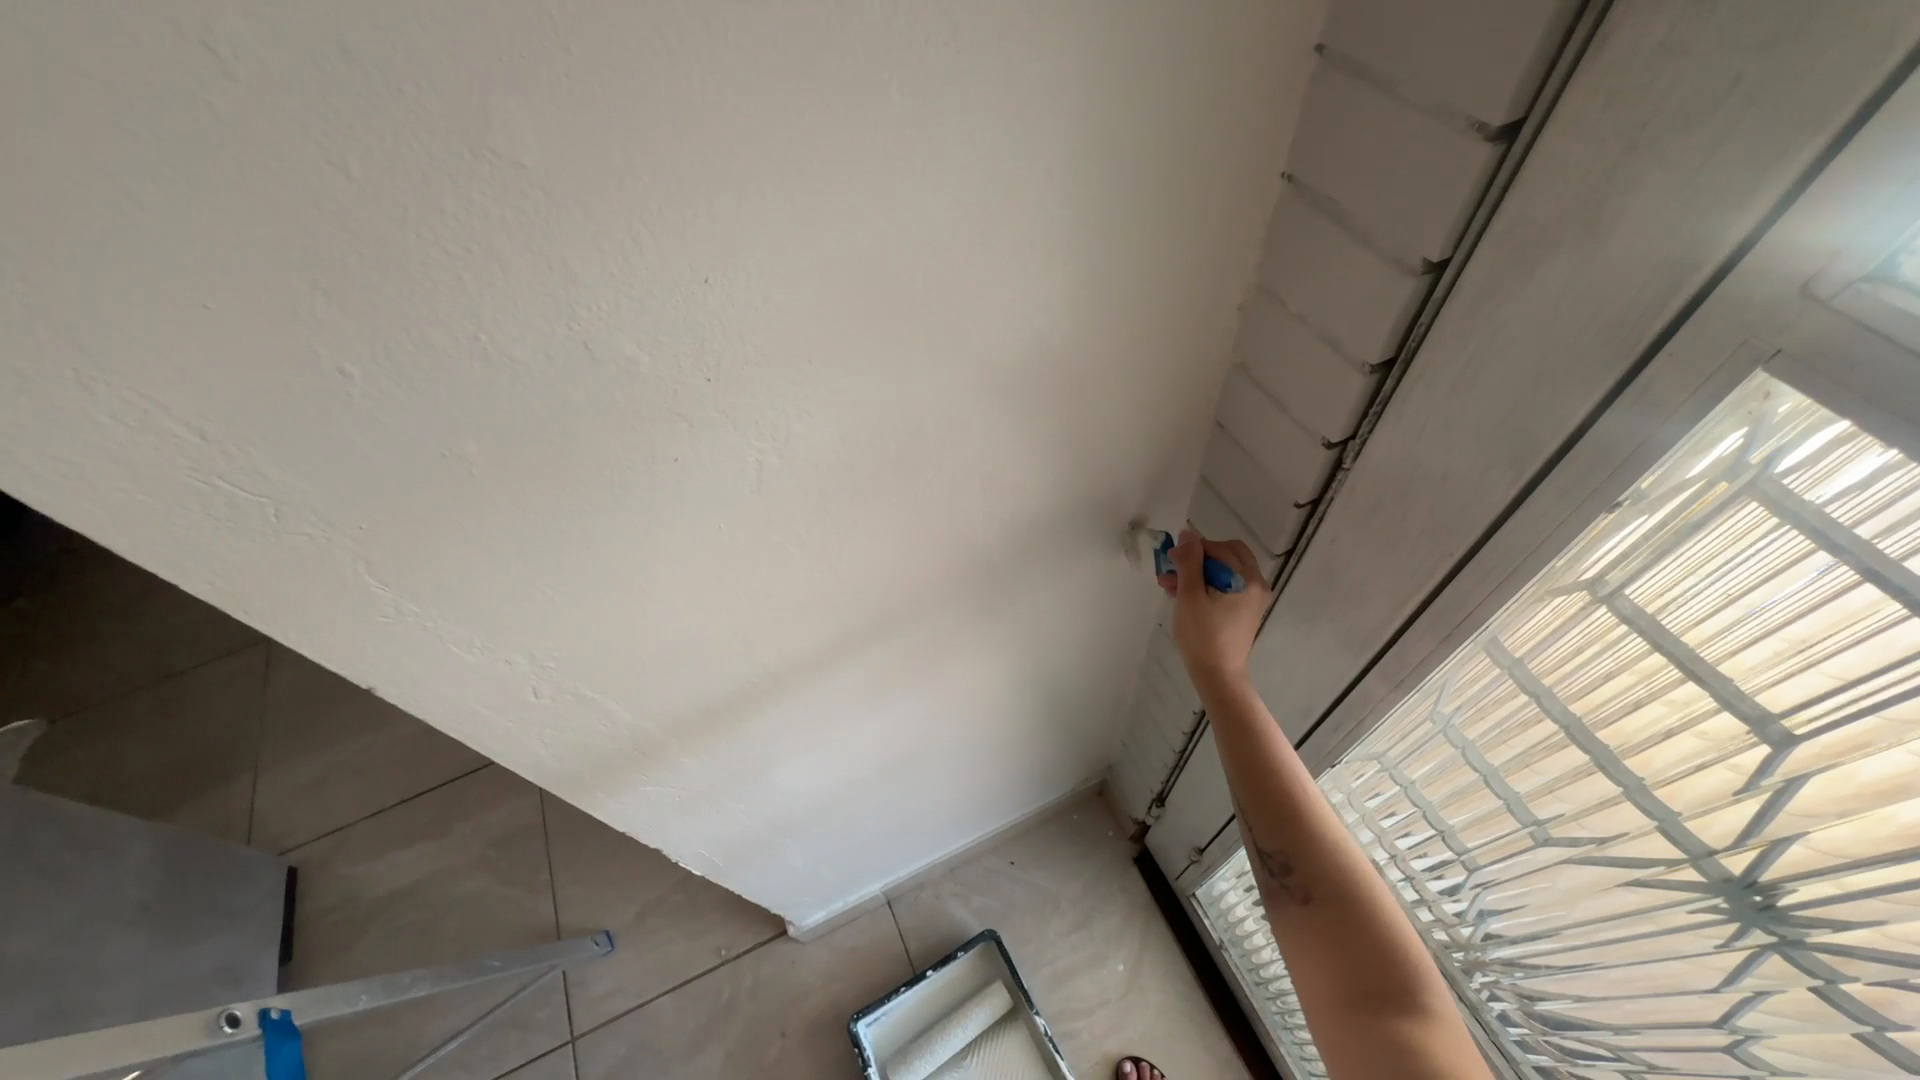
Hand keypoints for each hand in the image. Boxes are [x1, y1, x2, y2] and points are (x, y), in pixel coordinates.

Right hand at [1157, 528, 1267, 684]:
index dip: (1193, 549)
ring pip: (1224, 571)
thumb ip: (1190, 562)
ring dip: (1198, 573)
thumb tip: (1188, 534)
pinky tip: (1183, 596)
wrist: (1217, 674)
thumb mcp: (1190, 595)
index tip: (1170, 559)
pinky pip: (1226, 586)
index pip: (1219, 548)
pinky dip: (1206, 585)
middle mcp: (1256, 584)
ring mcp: (1252, 598)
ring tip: (1170, 585)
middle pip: (1226, 555)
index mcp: (1247, 578)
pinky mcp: (1245, 610)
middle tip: (1172, 569)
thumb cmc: (1202, 635)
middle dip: (1197, 559)